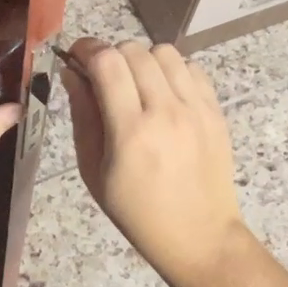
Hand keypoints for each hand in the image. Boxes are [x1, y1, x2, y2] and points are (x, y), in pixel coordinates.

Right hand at [60, 39, 248, 283]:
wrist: (200, 237)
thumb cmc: (137, 212)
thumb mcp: (94, 171)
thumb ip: (82, 117)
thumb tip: (72, 73)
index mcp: (130, 132)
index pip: (107, 63)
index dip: (86, 49)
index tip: (76, 56)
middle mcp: (166, 112)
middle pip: (133, 50)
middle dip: (111, 55)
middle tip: (103, 76)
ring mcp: (196, 109)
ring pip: (164, 52)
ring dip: (142, 59)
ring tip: (137, 83)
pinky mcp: (216, 111)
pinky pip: (192, 67)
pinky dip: (172, 70)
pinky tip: (164, 92)